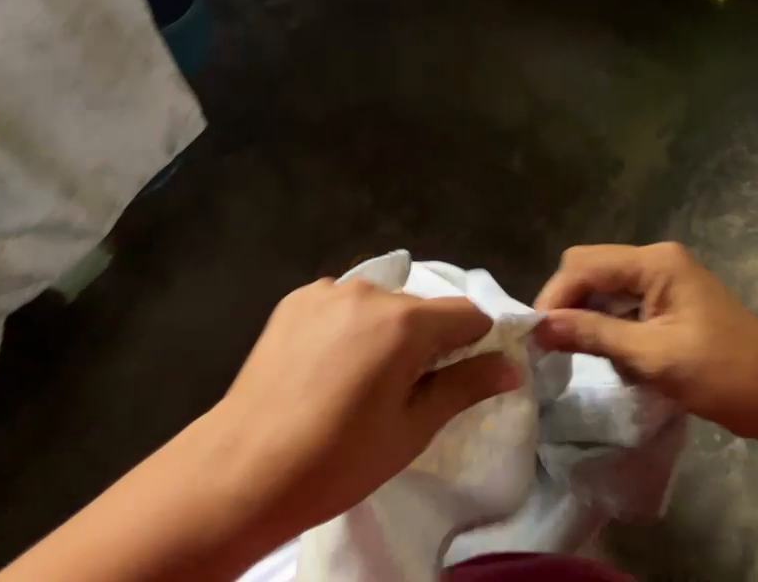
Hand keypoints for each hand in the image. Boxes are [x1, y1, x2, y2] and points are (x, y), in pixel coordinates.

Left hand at [191, 278, 520, 542]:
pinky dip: (347, 327)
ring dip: (384, 332)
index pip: (467, 315)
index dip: (475, 344)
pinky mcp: (294, 300)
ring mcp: (326, 291)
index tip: (461, 378)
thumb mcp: (412, 429)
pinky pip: (341, 306)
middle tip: (404, 392)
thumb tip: (511, 366)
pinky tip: (327, 367)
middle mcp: (369, 292)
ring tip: (359, 382)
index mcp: (405, 322)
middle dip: (425, 341)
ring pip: (380, 305)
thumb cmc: (339, 459)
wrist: (245, 467)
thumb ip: (465, 386)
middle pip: (421, 309)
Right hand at [532, 242, 757, 442]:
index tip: (535, 336)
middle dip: (566, 303)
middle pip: (590, 269)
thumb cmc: (722, 374)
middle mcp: (656, 259)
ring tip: (566, 350)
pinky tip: (600, 350)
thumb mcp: (651, 357)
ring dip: (584, 315)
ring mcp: (663, 279)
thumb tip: (539, 327)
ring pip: (603, 286)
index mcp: (655, 261)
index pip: (584, 264)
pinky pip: (621, 302)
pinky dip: (605, 324)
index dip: (555, 296)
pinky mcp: (667, 301)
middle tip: (548, 344)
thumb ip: (593, 335)